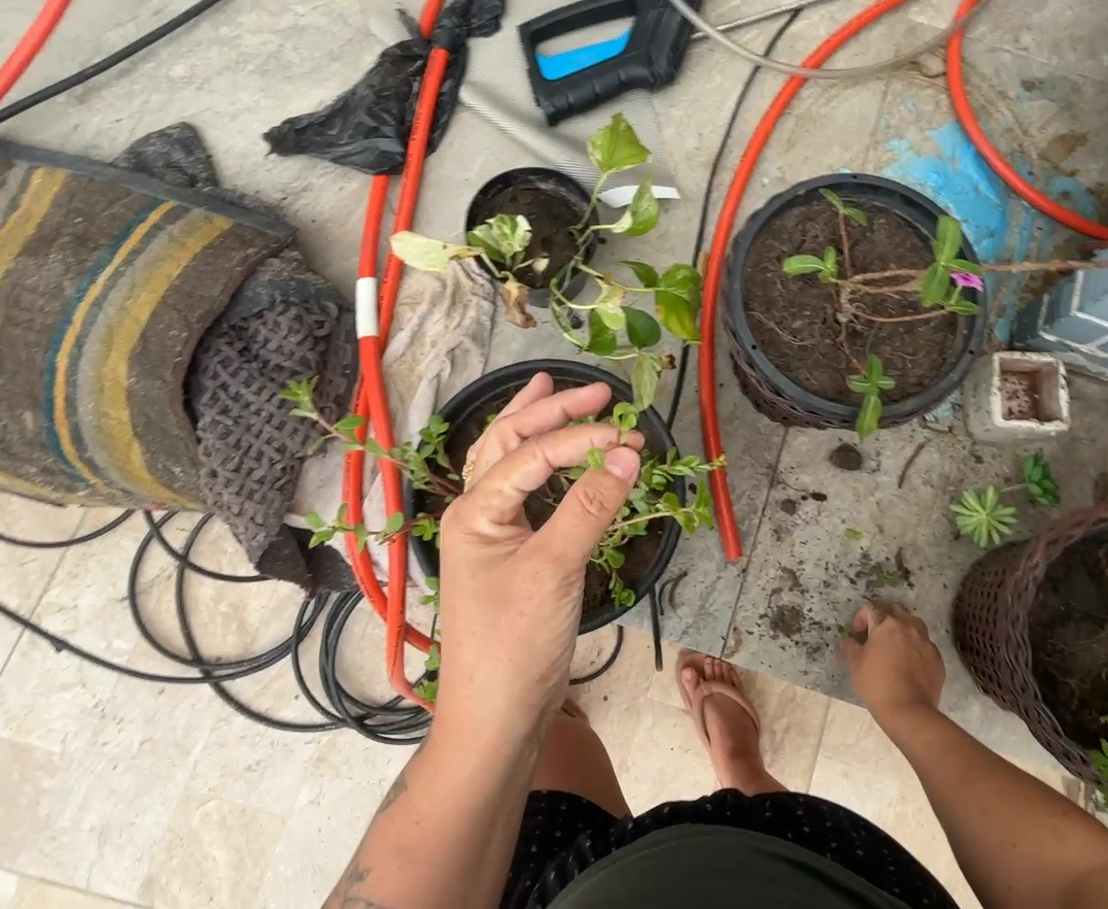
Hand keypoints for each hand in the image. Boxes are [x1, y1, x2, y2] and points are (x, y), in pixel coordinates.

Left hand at [432, 373, 641, 737]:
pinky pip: (522, 493)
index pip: (533, 455)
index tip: (632, 437)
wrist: (495, 718)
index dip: (582, 438)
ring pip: (508, 464)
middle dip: (550, 411)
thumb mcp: (555, 570)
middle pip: (509, 443)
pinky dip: (540, 465)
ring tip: (553, 391)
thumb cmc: (516, 644)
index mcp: (475, 511)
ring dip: (533, 427)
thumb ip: (590, 507)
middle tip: (597, 391)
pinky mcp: (509, 555)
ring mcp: (490, 534)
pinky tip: (554, 457)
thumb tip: (628, 453)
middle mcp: (476, 513)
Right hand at [843, 601, 944, 721]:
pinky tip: (908, 665)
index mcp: (887, 624)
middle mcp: (909, 627)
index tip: (858, 634)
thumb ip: (851, 646)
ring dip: (902, 630)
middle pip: (895, 612)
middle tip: (875, 636)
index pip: (872, 608)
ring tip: (894, 647)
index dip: (861, 617)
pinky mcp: (937, 658)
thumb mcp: (855, 663)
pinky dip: (915, 648)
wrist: (908, 710)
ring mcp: (926, 642)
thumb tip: (851, 640)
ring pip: (913, 626)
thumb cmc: (877, 683)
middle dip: (883, 619)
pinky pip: (924, 645)